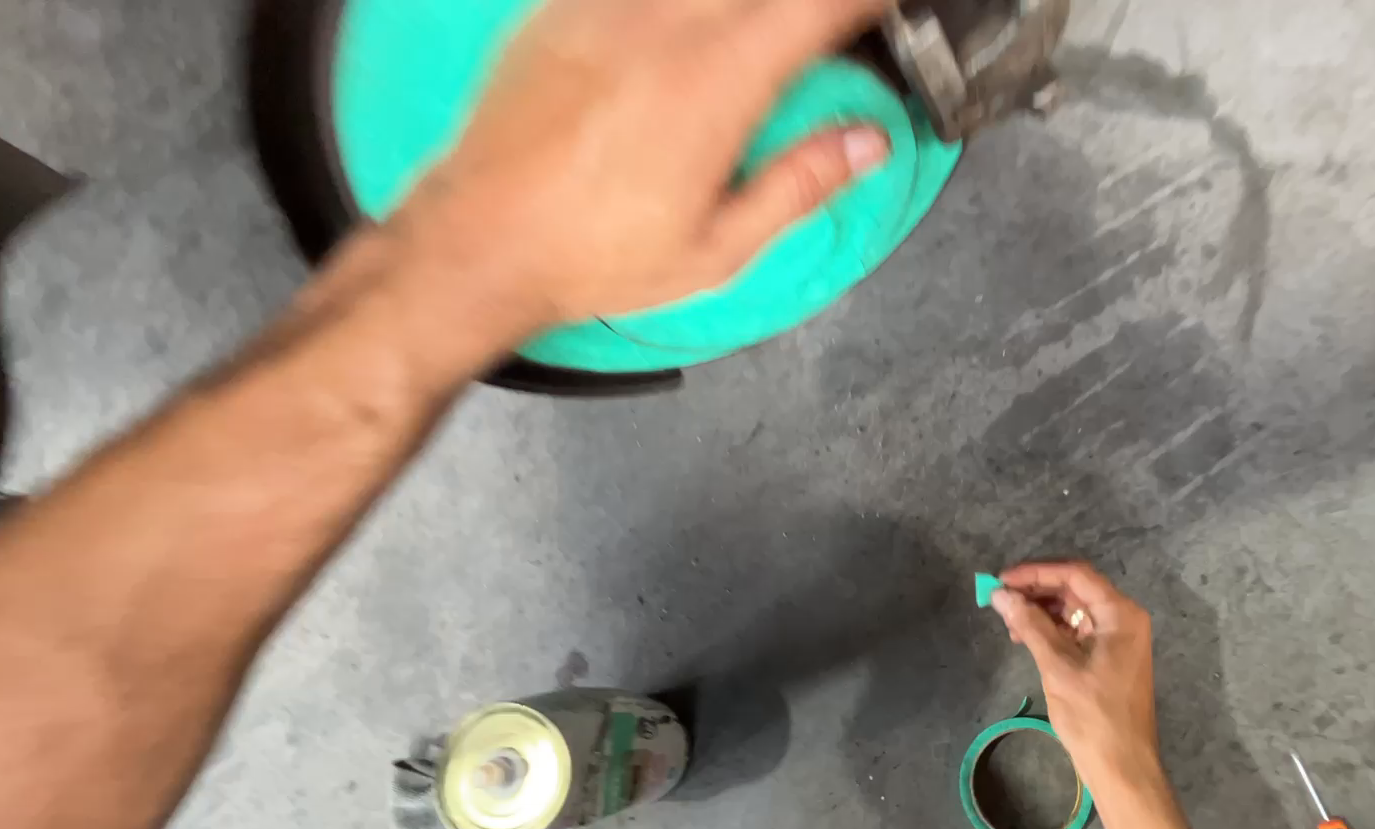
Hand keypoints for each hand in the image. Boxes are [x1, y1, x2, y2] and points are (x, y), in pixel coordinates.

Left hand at [391, 0, 893, 339]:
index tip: (887, 13)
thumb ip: (799, 185)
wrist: (487, 237)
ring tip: (767, 42)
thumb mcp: (719, 248)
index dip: (862, 4)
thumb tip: (868, 143)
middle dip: (810, 7)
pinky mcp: (566, 4)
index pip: (812, 10)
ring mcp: (609, 3)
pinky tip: (696, 35)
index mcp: (713, 86)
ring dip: (750, 9)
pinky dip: (690, 6)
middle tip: (830, 30)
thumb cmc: (603, 256)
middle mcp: (663, 22)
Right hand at [990, 562, 1162, 792]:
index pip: (1075, 575)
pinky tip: (1026, 637)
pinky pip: (1077, 629)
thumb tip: (1000, 595)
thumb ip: (1029, 625)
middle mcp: (1123, 618)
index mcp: (1120, 614)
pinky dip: (1051, 629)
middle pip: (1075, 588)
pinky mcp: (1108, 656)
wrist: (1122, 767)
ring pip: (1074, 608)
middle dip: (1036, 590)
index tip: (1002, 581)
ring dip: (1041, 610)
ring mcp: (1117, 638)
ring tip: (1009, 621)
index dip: (1036, 573)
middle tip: (1001, 599)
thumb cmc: (1093, 717)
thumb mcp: (1057, 666)